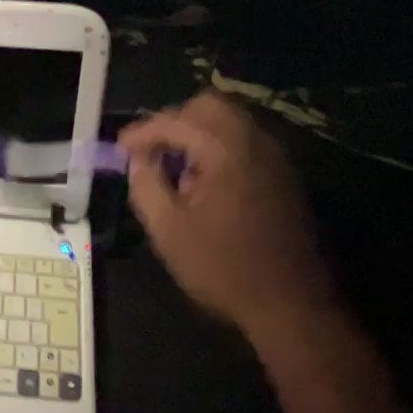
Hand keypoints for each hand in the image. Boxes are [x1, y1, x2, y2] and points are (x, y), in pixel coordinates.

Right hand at [120, 91, 335, 338]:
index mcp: (224, 147)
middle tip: (151, 152)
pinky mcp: (284, 174)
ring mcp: (273, 155)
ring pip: (229, 120)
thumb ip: (145, 184)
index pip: (173, 121)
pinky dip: (219, 146)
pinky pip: (245, 140)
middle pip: (207, 106)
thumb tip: (138, 159)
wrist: (293, 306)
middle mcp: (252, 139)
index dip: (141, 132)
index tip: (119, 150)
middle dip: (173, 122)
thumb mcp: (168, 230)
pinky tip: (205, 182)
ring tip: (176, 168)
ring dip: (197, 133)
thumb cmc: (225, 269)